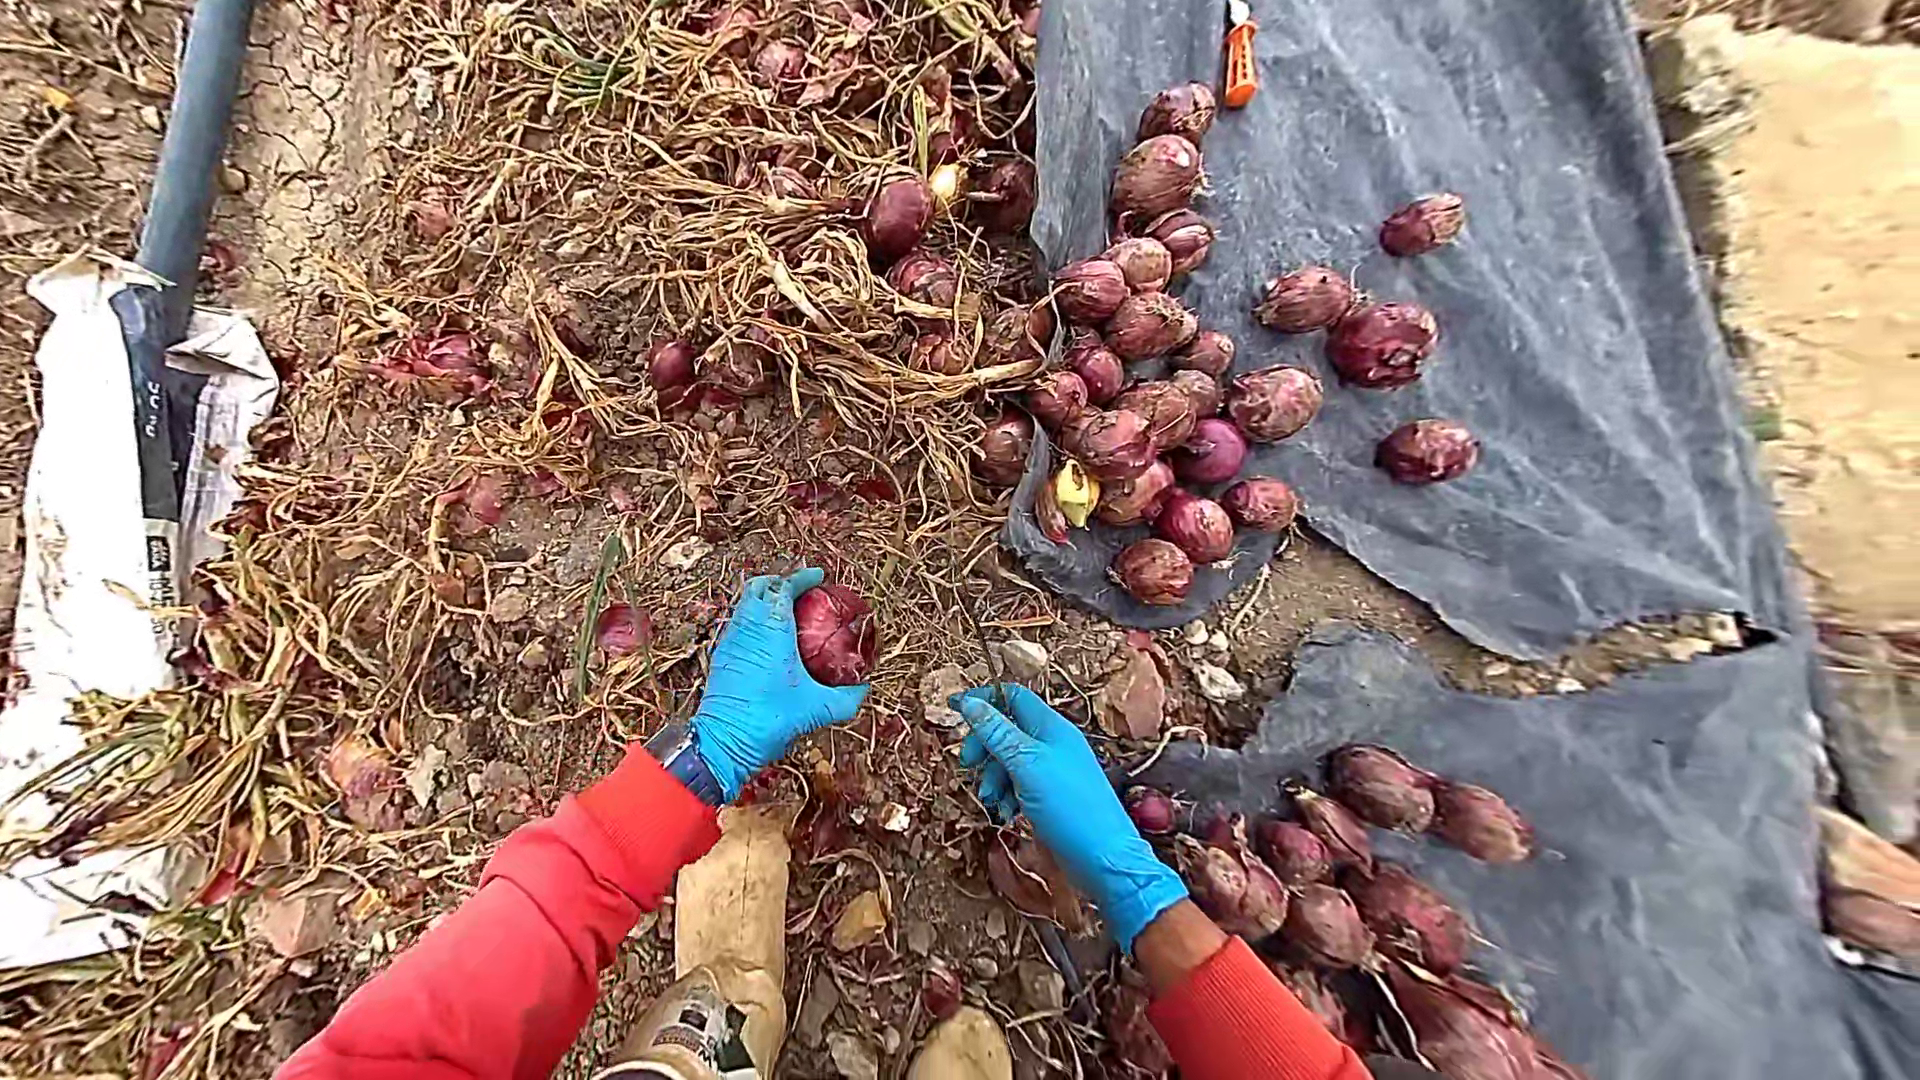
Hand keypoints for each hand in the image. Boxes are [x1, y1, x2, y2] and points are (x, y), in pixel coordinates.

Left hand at [693, 569, 868, 799]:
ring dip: (766, 598)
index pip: (783, 587)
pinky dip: (755, 617)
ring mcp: (731, 641)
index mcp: (772, 631)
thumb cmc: (770, 720)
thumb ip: (847, 698)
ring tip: (787, 609)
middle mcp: (748, 628)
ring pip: (746, 603)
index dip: (801, 577)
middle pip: (759, 587)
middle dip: (780, 581)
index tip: (818, 577)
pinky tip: (770, 636)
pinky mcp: (722, 656)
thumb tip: (863, 688)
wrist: (722, 744)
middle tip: (801, 589)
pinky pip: (740, 623)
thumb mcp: (817, 709)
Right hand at [955, 684, 1187, 952]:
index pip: (1013, 696)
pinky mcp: (1051, 795)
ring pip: (1009, 759)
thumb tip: (968, 701)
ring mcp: (1052, 769)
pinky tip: (1006, 812)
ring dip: (993, 774)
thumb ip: (997, 732)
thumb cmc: (1068, 806)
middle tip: (968, 764)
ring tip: (990, 798)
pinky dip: (1007, 794)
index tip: (954, 708)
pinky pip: (1019, 783)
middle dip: (984, 744)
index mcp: (1050, 726)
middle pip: (1006, 728)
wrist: (1106, 860)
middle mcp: (1052, 742)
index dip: (984, 699)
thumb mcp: (1026, 765)